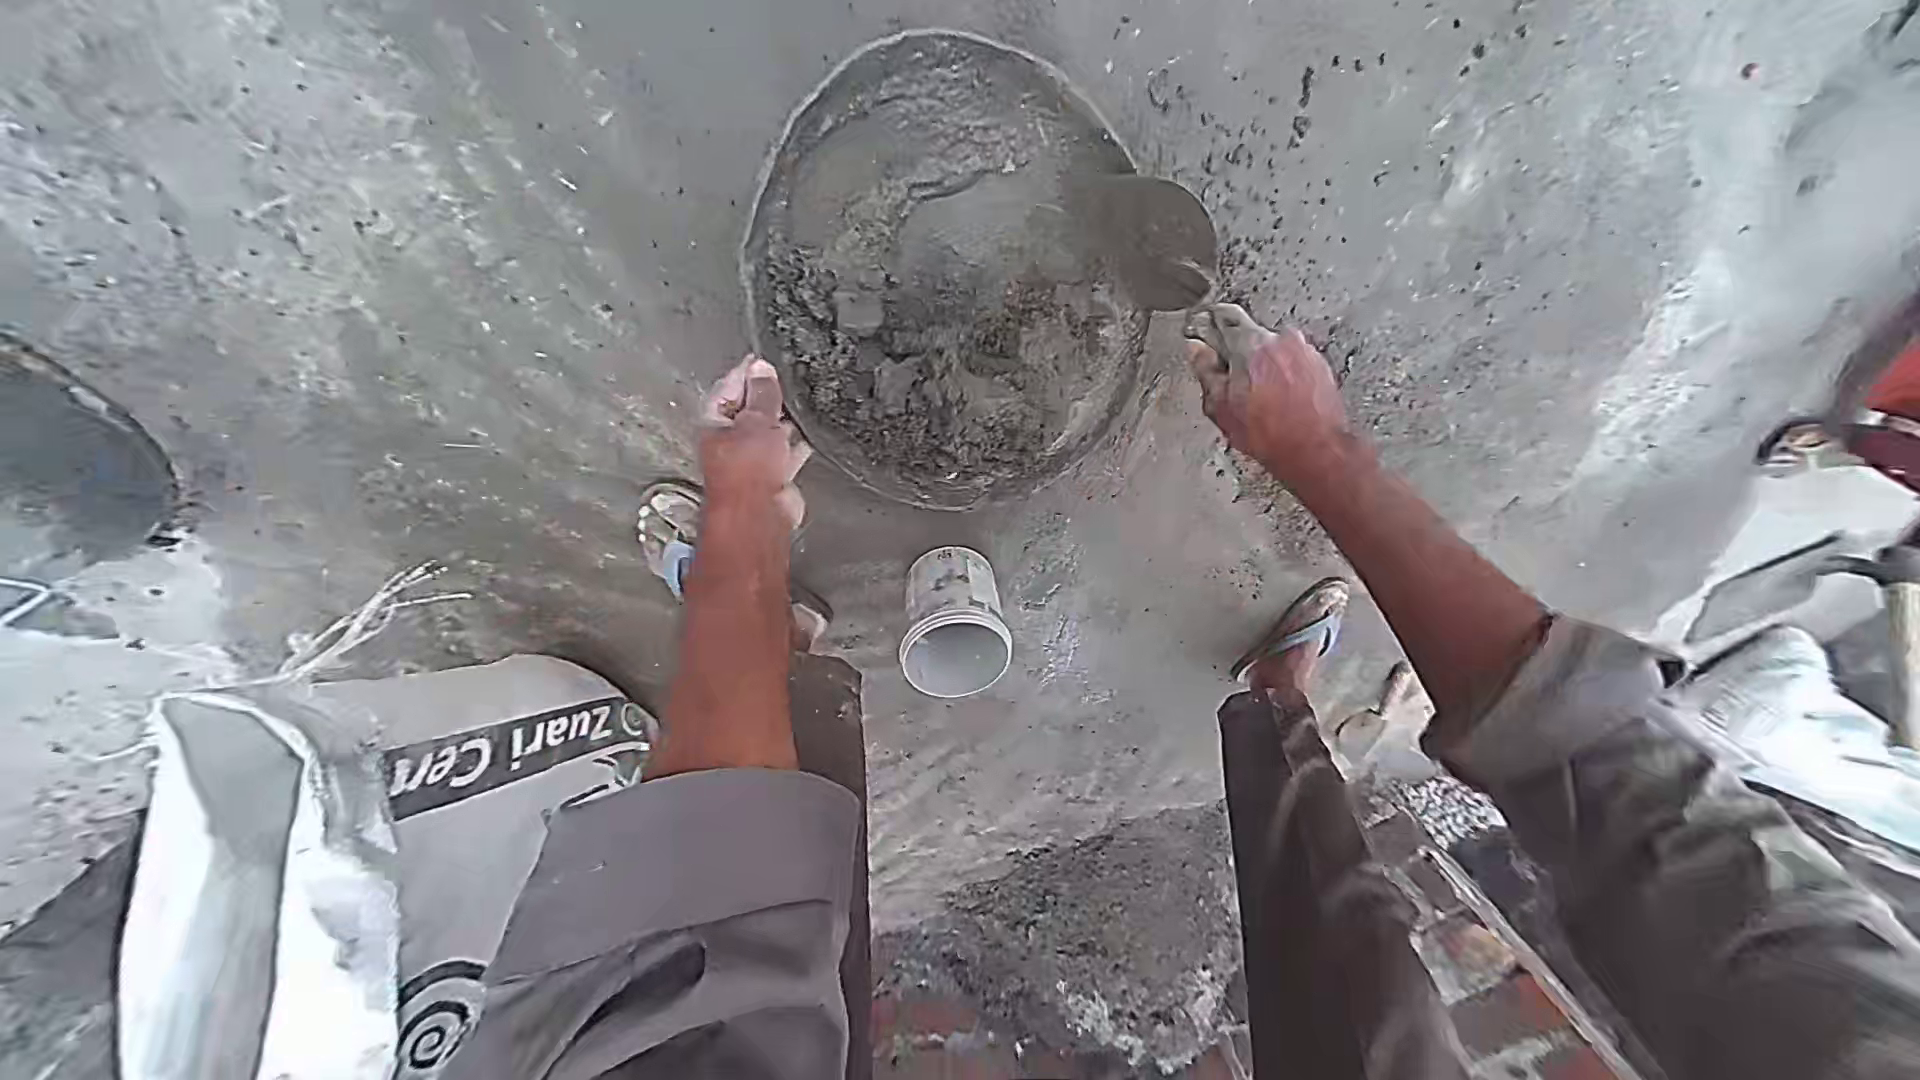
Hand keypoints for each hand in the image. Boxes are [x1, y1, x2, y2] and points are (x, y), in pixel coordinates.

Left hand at [699, 355, 811, 529]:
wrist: (761, 513)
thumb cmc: (747, 470)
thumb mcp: (757, 421)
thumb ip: (763, 394)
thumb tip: (762, 368)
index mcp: (714, 423)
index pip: (728, 388)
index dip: (745, 373)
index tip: (761, 360)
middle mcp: (729, 441)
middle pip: (749, 411)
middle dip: (766, 399)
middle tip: (783, 383)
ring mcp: (751, 460)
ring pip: (768, 433)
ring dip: (782, 423)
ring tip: (797, 408)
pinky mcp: (773, 476)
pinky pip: (785, 454)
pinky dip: (795, 446)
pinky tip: (806, 438)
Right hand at [1184, 303, 1349, 477]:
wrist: (1312, 448)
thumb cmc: (1268, 432)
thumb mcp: (1219, 405)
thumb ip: (1205, 371)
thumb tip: (1197, 350)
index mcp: (1251, 344)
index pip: (1224, 317)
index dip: (1207, 323)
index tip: (1200, 329)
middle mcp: (1281, 340)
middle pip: (1248, 336)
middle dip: (1236, 355)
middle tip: (1228, 383)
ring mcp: (1304, 351)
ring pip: (1271, 351)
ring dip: (1260, 367)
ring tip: (1255, 399)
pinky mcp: (1319, 365)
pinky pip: (1291, 363)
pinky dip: (1281, 376)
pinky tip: (1275, 401)